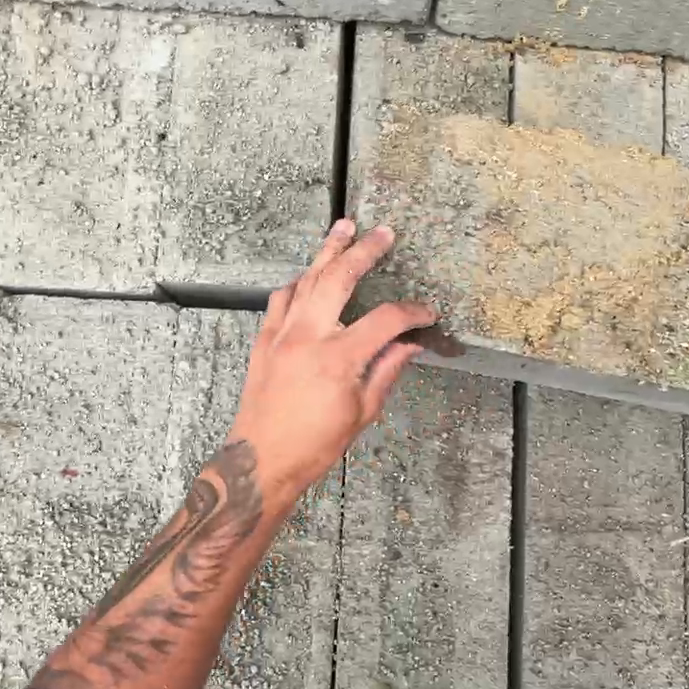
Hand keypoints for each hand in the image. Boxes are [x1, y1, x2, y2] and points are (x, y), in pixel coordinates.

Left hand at [225, 219, 436, 502]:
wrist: (261, 460)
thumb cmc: (315, 445)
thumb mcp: (362, 412)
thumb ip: (387, 370)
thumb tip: (410, 345)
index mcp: (338, 359)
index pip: (385, 320)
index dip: (412, 313)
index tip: (427, 313)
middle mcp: (307, 336)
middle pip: (338, 277)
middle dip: (363, 250)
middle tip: (382, 233)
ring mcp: (281, 334)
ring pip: (306, 279)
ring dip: (326, 252)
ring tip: (343, 228)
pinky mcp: (264, 340)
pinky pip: (281, 299)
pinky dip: (298, 283)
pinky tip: (308, 276)